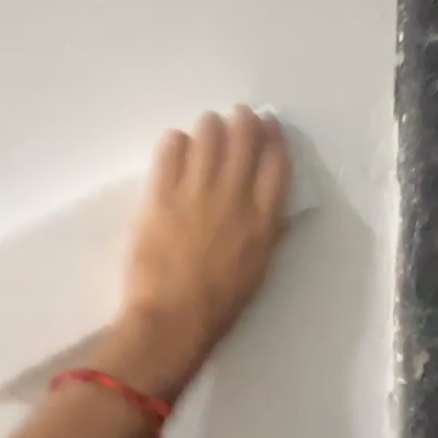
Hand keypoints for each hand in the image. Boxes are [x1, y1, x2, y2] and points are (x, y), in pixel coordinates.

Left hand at [90, 107, 290, 399]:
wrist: (173, 320)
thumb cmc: (219, 306)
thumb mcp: (258, 271)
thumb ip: (268, 235)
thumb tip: (275, 211)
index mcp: (264, 221)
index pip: (277, 164)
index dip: (274, 137)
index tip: (269, 124)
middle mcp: (234, 198)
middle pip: (245, 140)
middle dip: (243, 122)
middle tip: (238, 116)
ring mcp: (196, 193)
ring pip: (209, 137)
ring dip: (211, 126)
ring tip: (208, 127)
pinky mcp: (160, 195)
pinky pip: (170, 151)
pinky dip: (176, 141)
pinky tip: (177, 144)